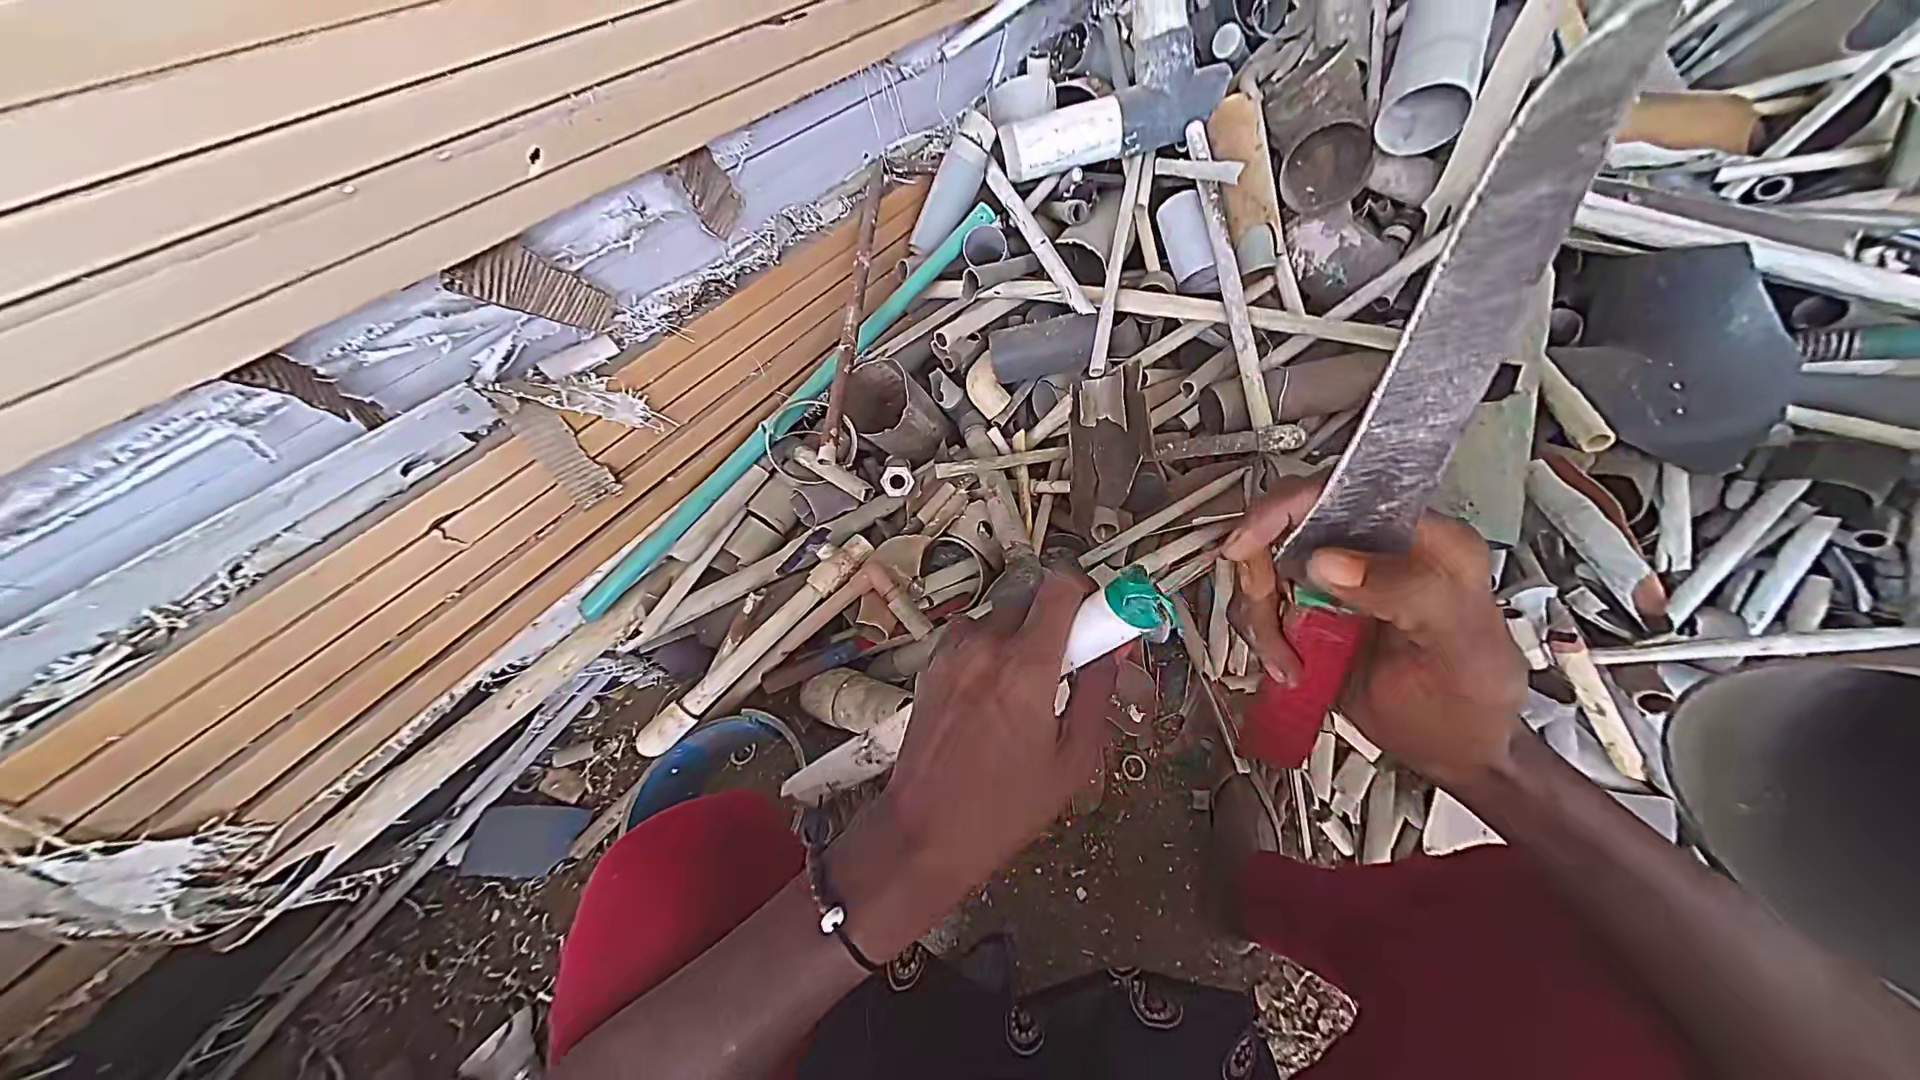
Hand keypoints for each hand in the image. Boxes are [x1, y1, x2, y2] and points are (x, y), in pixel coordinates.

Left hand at [828, 561, 1118, 958]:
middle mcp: (984, 647)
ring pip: (1003, 614)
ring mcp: (953, 652)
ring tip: (1030, 683)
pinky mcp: (932, 664)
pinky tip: (996, 689)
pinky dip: (992, 647)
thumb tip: (1112, 653)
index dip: (1091, 592)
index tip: (1104, 613)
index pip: (1062, 586)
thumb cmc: (1000, 807)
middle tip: (1073, 657)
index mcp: (1024, 667)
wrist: (925, 829)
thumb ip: (1097, 692)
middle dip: (1061, 620)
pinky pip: (973, 634)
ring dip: (1024, 634)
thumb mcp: (1072, 758)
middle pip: (1034, 596)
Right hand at [1221, 477, 1526, 789]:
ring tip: (1288, 662)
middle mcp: (1363, 546)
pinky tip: (1289, 667)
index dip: (1283, 508)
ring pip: (1256, 572)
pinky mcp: (1301, 609)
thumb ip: (1409, 593)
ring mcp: (1327, 578)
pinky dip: (1259, 639)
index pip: (1336, 491)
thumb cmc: (1470, 692)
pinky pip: (1253, 608)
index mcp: (1413, 534)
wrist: (1448, 743)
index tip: (1246, 544)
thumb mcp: (1459, 642)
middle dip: (1261, 578)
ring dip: (1258, 619)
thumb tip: (1324, 561)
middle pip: (1278, 530)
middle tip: (1270, 621)